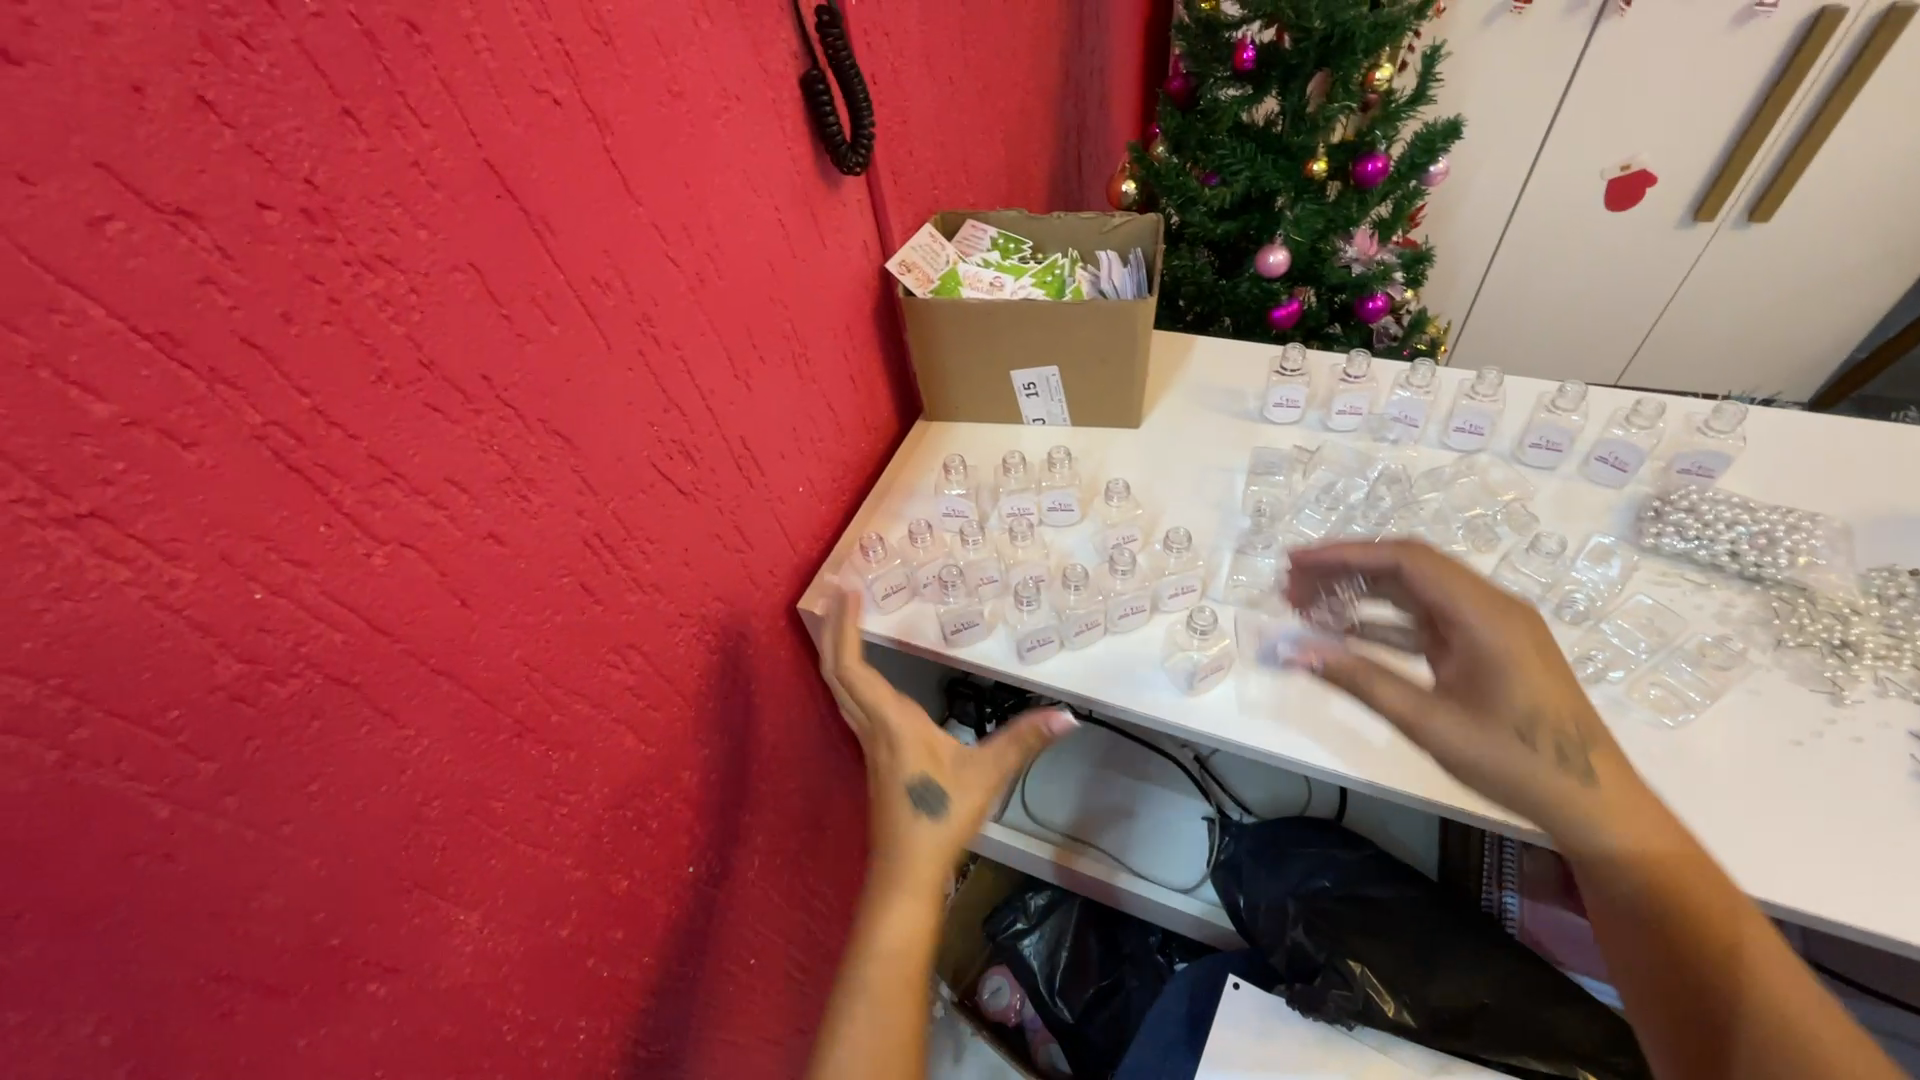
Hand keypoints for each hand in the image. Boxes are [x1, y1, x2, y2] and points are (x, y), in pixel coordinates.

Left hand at [817, 587, 1078, 886]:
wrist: (906, 871)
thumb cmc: (940, 818)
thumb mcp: (987, 775)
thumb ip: (1024, 740)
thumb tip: (1068, 715)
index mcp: (891, 721)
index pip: (852, 666)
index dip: (844, 627)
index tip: (846, 590)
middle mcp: (871, 725)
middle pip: (835, 671)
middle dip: (831, 629)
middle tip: (836, 591)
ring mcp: (867, 742)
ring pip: (839, 688)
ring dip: (835, 651)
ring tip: (841, 620)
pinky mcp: (873, 755)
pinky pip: (849, 702)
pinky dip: (847, 674)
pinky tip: (862, 673)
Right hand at [1283, 540, 1651, 845]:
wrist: (1592, 802)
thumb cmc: (1513, 761)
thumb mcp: (1427, 722)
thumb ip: (1358, 679)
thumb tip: (1293, 652)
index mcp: (1484, 614)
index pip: (1405, 560)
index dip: (1343, 554)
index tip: (1294, 562)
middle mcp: (1490, 607)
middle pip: (1407, 568)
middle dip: (1345, 572)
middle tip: (1290, 590)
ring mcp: (1491, 626)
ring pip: (1415, 593)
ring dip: (1361, 595)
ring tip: (1307, 609)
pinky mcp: (1487, 647)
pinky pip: (1427, 620)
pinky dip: (1385, 622)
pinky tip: (1346, 634)